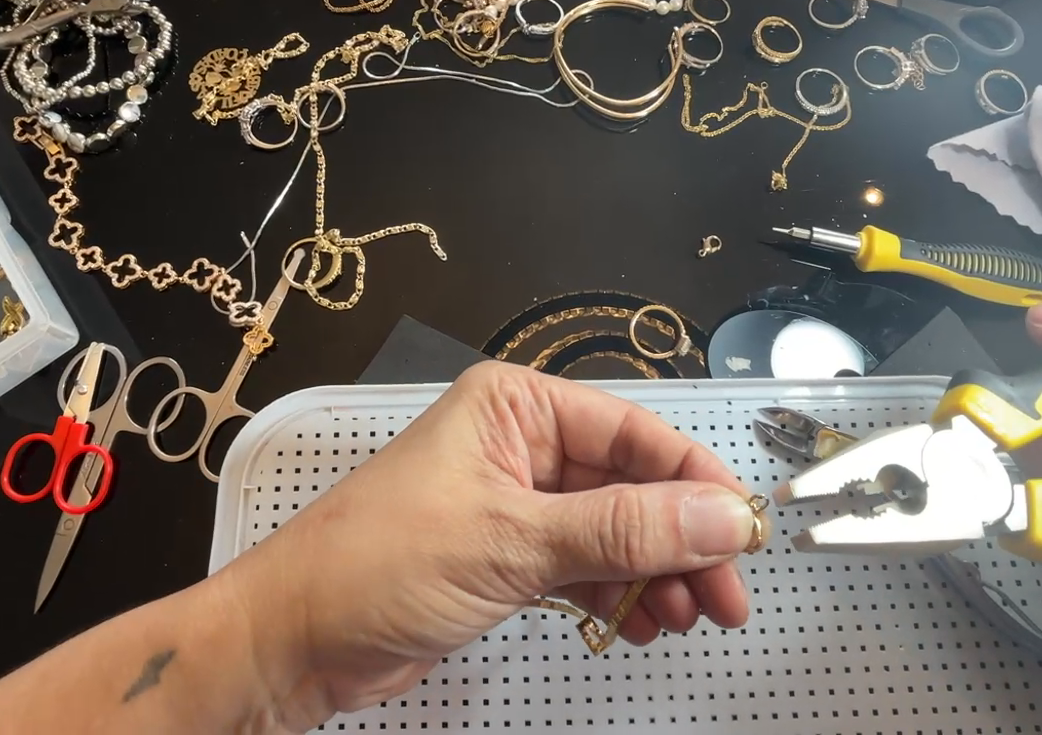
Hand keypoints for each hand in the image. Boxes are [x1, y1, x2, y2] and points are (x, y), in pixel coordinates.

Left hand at [222, 361, 758, 730]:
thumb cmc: (384, 560)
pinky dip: (617, 591)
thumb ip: (621, 529)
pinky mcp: (510, 551)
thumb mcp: (512, 540)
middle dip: (678, 537)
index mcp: (515, 405)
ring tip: (688, 617)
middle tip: (726, 596)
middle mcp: (520, 441)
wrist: (299, 637)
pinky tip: (641, 622)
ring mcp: (516, 498)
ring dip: (654, 570)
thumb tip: (720, 516)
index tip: (743, 529)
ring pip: (611, 526)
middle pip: (626, 481)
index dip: (691, 477)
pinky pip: (586, 561)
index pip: (628, 430)